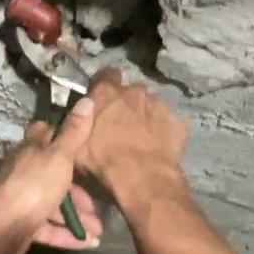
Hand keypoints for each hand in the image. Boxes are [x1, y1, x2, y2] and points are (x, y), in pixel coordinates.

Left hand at [0, 99, 103, 253]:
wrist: (2, 228)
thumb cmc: (33, 187)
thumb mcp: (58, 156)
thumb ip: (73, 132)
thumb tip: (86, 99)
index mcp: (30, 151)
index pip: (44, 133)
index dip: (63, 135)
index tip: (86, 145)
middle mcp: (24, 171)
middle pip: (55, 176)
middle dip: (79, 193)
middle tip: (98, 206)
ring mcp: (22, 198)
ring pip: (53, 204)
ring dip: (77, 216)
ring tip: (98, 231)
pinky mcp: (22, 222)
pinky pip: (48, 226)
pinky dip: (66, 234)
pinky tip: (86, 243)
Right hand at [74, 69, 188, 202]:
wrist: (143, 178)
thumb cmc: (103, 160)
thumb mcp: (76, 145)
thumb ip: (77, 124)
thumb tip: (80, 114)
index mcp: (106, 93)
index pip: (105, 75)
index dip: (103, 85)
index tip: (101, 99)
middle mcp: (133, 92)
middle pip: (129, 92)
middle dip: (125, 103)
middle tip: (119, 124)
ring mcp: (158, 105)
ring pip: (149, 105)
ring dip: (143, 116)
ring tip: (139, 137)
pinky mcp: (177, 121)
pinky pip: (166, 121)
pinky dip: (161, 130)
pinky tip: (156, 146)